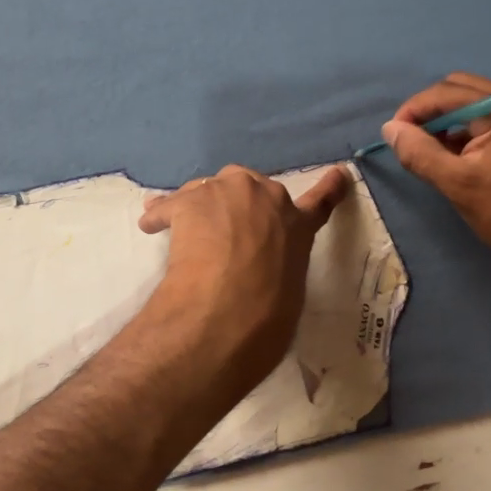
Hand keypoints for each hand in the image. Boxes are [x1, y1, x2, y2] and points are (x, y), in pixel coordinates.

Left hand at [137, 164, 351, 397]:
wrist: (225, 312)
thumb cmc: (266, 317)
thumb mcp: (288, 295)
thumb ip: (279, 274)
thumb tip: (259, 278)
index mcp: (299, 227)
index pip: (320, 202)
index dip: (329, 188)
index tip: (338, 173)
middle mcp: (267, 198)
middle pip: (250, 185)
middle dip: (237, 202)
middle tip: (223, 230)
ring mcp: (227, 193)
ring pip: (209, 189)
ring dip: (199, 206)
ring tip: (181, 230)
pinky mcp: (190, 201)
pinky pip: (171, 204)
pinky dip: (161, 215)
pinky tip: (152, 226)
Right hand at [382, 73, 490, 294]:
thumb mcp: (456, 185)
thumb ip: (419, 152)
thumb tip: (391, 128)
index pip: (446, 93)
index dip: (414, 109)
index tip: (394, 134)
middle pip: (460, 88)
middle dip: (431, 110)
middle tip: (412, 140)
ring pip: (475, 99)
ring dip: (449, 117)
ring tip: (434, 149)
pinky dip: (468, 125)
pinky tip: (459, 152)